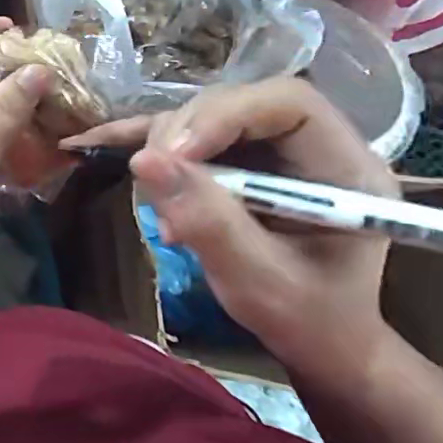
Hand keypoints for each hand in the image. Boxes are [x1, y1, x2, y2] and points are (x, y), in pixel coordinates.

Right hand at [64, 78, 401, 380]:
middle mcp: (311, 141)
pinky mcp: (240, 156)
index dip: (222, 116)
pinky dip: (147, 142)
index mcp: (344, 164)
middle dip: (184, 137)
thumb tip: (143, 162)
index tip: (173, 157)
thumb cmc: (306, 319)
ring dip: (166, 152)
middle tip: (152, 184)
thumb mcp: (259, 284)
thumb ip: (210, 223)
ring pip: (206, 116)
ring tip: (158, 210)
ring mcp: (273, 146)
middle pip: (237, 103)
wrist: (319, 339)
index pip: (285, 103)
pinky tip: (98, 143)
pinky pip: (189, 136)